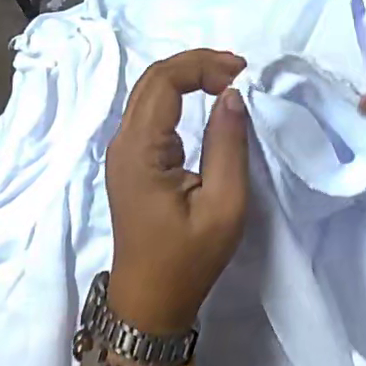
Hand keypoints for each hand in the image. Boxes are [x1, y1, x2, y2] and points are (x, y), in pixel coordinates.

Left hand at [105, 50, 250, 333]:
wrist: (151, 303)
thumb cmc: (188, 258)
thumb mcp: (223, 205)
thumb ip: (228, 144)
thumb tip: (232, 94)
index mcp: (139, 150)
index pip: (164, 81)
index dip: (203, 66)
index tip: (241, 73)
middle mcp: (124, 142)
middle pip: (153, 77)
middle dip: (197, 63)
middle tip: (239, 69)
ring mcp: (124, 150)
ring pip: (152, 89)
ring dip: (190, 74)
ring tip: (229, 76)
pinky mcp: (134, 158)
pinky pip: (155, 108)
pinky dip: (184, 92)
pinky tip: (210, 95)